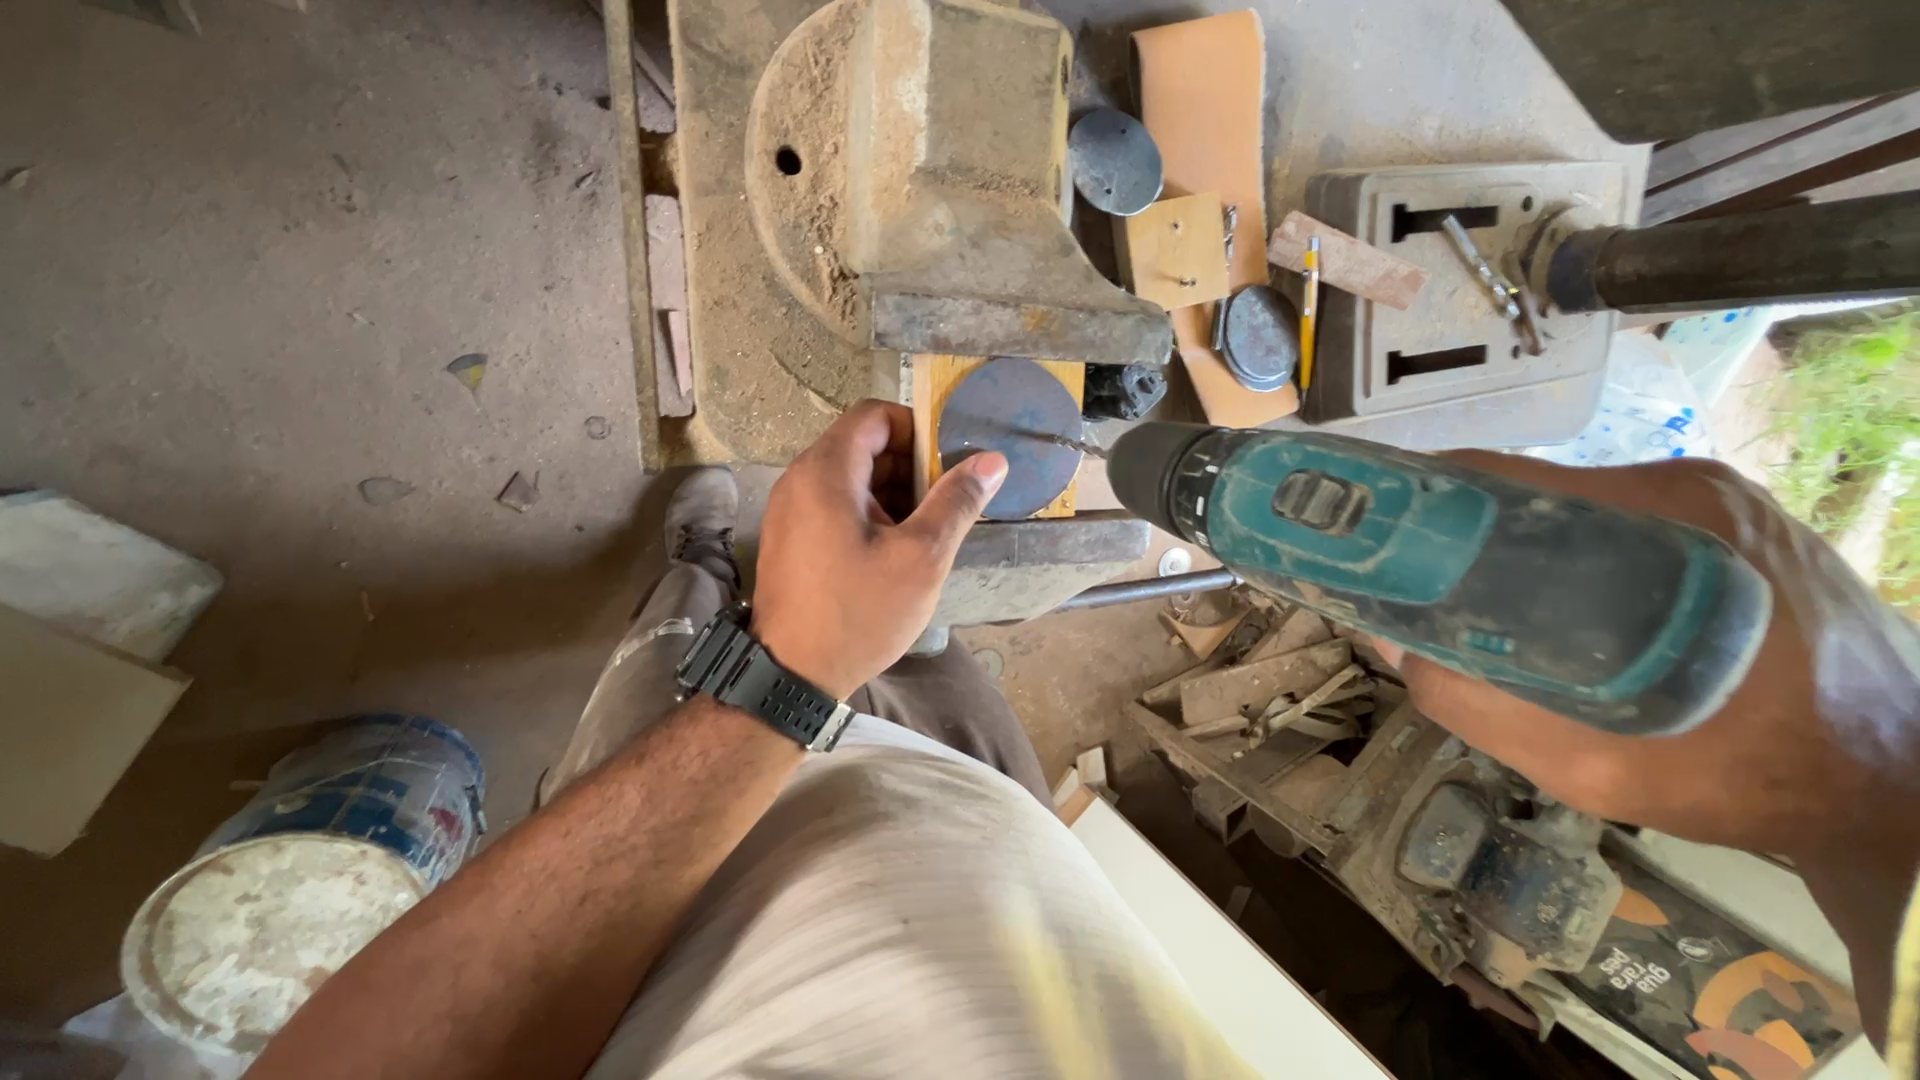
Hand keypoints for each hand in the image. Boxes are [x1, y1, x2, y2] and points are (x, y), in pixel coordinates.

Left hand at [751, 399, 1006, 698]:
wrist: (790, 676)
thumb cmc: (859, 612)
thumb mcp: (921, 557)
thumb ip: (956, 502)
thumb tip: (992, 460)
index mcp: (826, 471)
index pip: (875, 415)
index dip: (918, 428)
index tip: (951, 462)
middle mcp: (800, 480)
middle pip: (863, 445)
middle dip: (911, 466)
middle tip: (947, 503)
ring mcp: (790, 510)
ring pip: (851, 478)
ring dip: (894, 493)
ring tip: (927, 533)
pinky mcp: (791, 539)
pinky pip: (835, 506)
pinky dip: (870, 514)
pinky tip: (896, 552)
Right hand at [1373, 453, 1919, 859]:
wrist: (1908, 785)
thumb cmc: (1746, 775)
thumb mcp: (1586, 761)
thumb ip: (1474, 701)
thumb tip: (1389, 641)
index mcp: (1651, 522)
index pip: (1492, 480)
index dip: (1413, 505)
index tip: (1365, 540)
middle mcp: (1680, 488)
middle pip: (1521, 488)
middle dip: (1452, 530)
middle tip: (1410, 586)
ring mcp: (1713, 500)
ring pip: (1563, 504)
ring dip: (1508, 544)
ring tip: (1475, 603)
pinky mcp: (1732, 520)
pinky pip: (1609, 521)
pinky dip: (1561, 552)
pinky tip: (1554, 606)